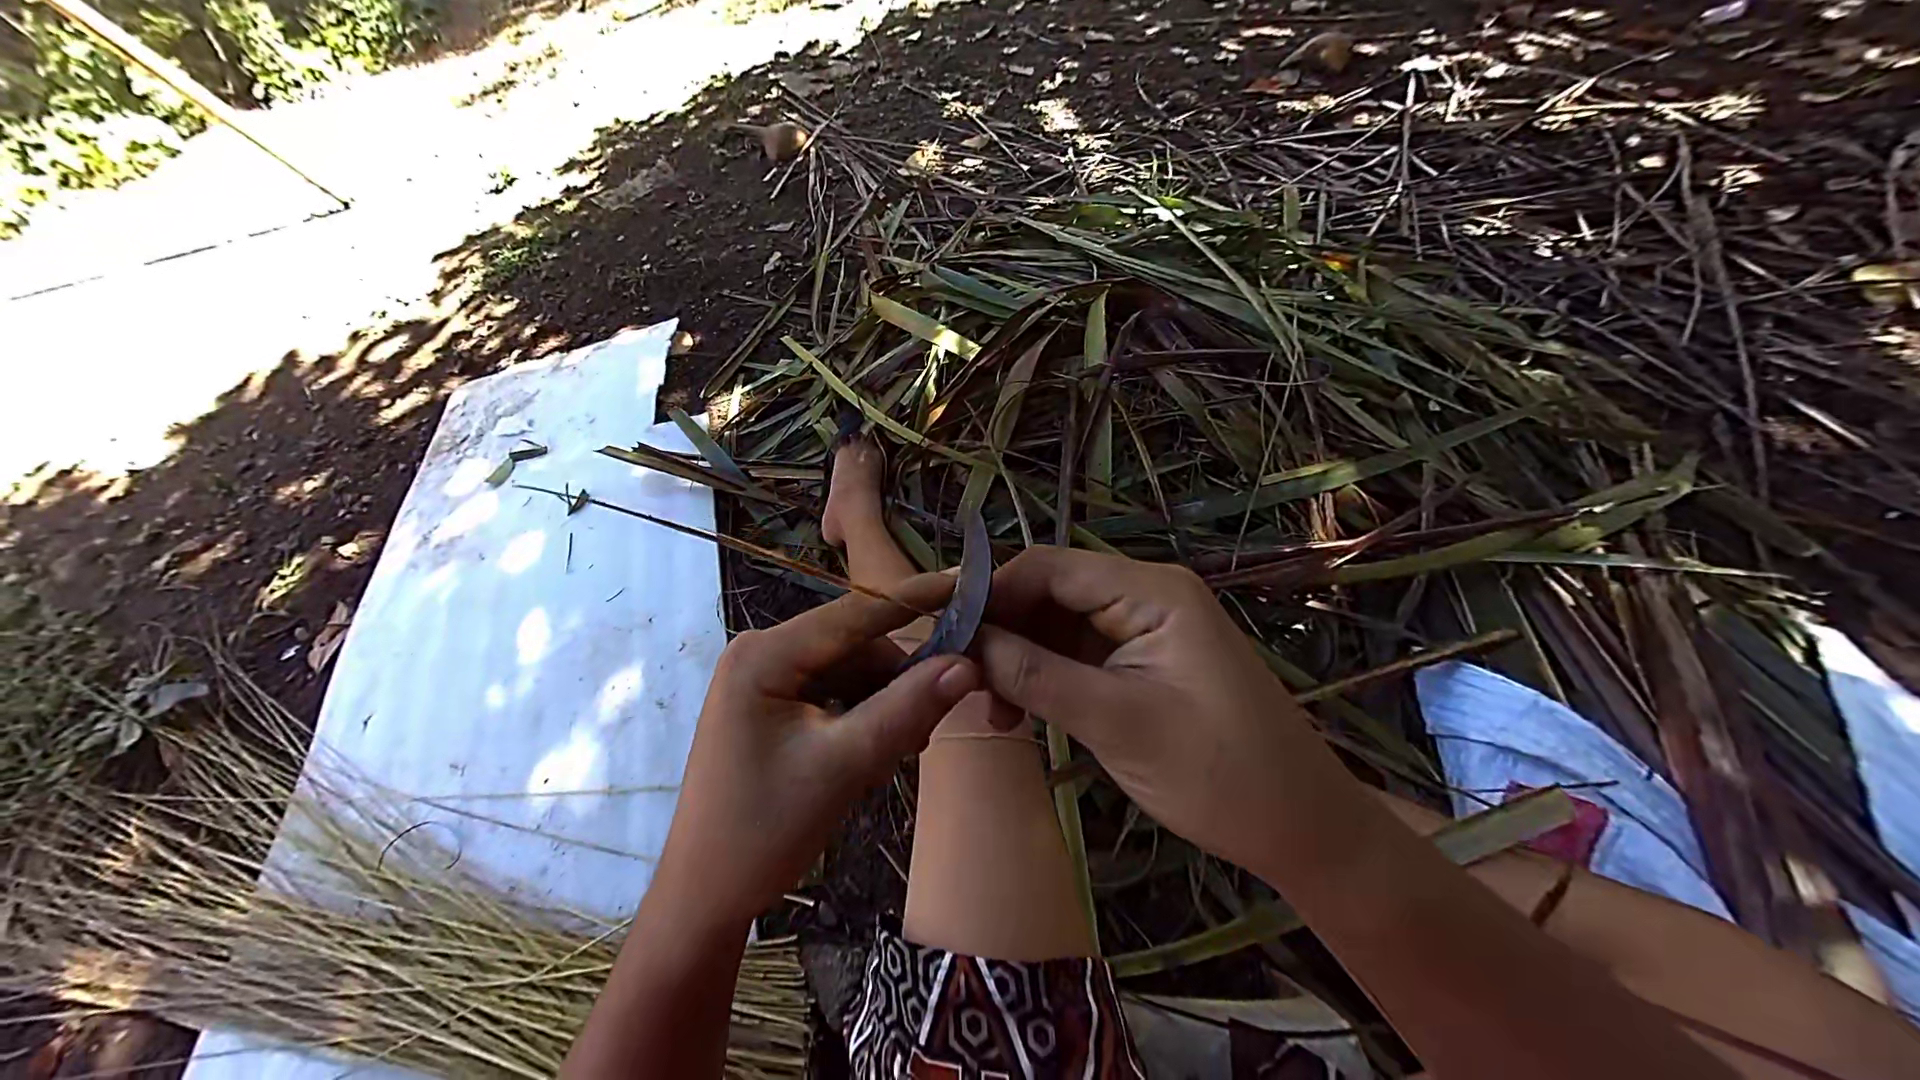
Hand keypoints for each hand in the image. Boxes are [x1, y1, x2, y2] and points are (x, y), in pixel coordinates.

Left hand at [654, 572, 979, 923]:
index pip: (855, 612)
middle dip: (900, 675)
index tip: (969, 584)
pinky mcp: (774, 706)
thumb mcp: (844, 766)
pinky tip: (879, 750)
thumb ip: (906, 709)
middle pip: (856, 644)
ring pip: (851, 671)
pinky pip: (836, 693)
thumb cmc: (763, 832)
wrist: (704, 897)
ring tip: (905, 747)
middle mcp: (762, 653)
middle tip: (939, 714)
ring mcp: (766, 680)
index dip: (916, 597)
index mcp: (764, 654)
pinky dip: (865, 715)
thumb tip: (967, 665)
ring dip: (886, 702)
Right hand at [976, 547, 1350, 876]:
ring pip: (1057, 627)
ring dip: (1017, 660)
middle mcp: (1144, 596)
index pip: (1048, 567)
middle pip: (1049, 593)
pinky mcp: (1141, 662)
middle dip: (1000, 631)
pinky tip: (1017, 714)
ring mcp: (1143, 630)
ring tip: (985, 707)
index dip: (989, 592)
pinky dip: (1043, 679)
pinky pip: (1076, 656)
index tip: (940, 631)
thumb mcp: (1116, 722)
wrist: (1302, 827)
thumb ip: (1036, 675)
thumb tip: (966, 644)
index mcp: (1150, 590)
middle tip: (955, 676)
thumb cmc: (1218, 772)